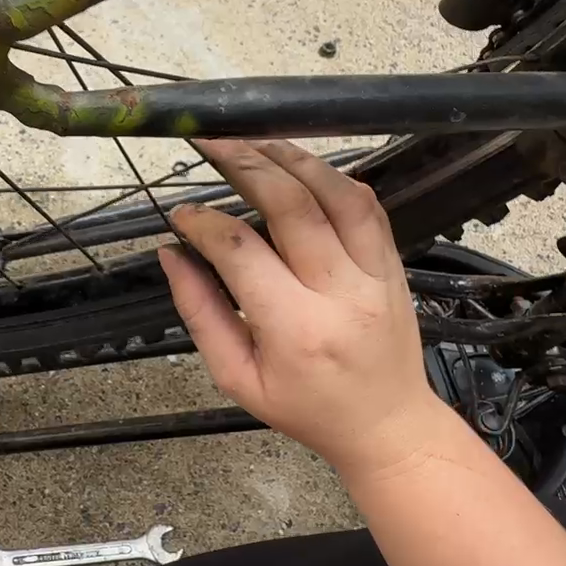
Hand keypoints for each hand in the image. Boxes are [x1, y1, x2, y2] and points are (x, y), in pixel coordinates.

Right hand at [158, 139, 444, 478]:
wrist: (389, 427)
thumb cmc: (306, 408)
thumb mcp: (236, 376)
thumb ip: (199, 311)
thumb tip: (171, 252)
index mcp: (296, 329)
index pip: (241, 251)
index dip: (203, 222)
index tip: (180, 214)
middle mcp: (341, 293)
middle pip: (292, 206)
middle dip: (245, 164)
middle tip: (211, 142)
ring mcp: (376, 273)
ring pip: (337, 194)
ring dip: (291, 157)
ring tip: (252, 139)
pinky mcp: (394, 263)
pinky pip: (368, 204)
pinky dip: (332, 175)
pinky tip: (300, 164)